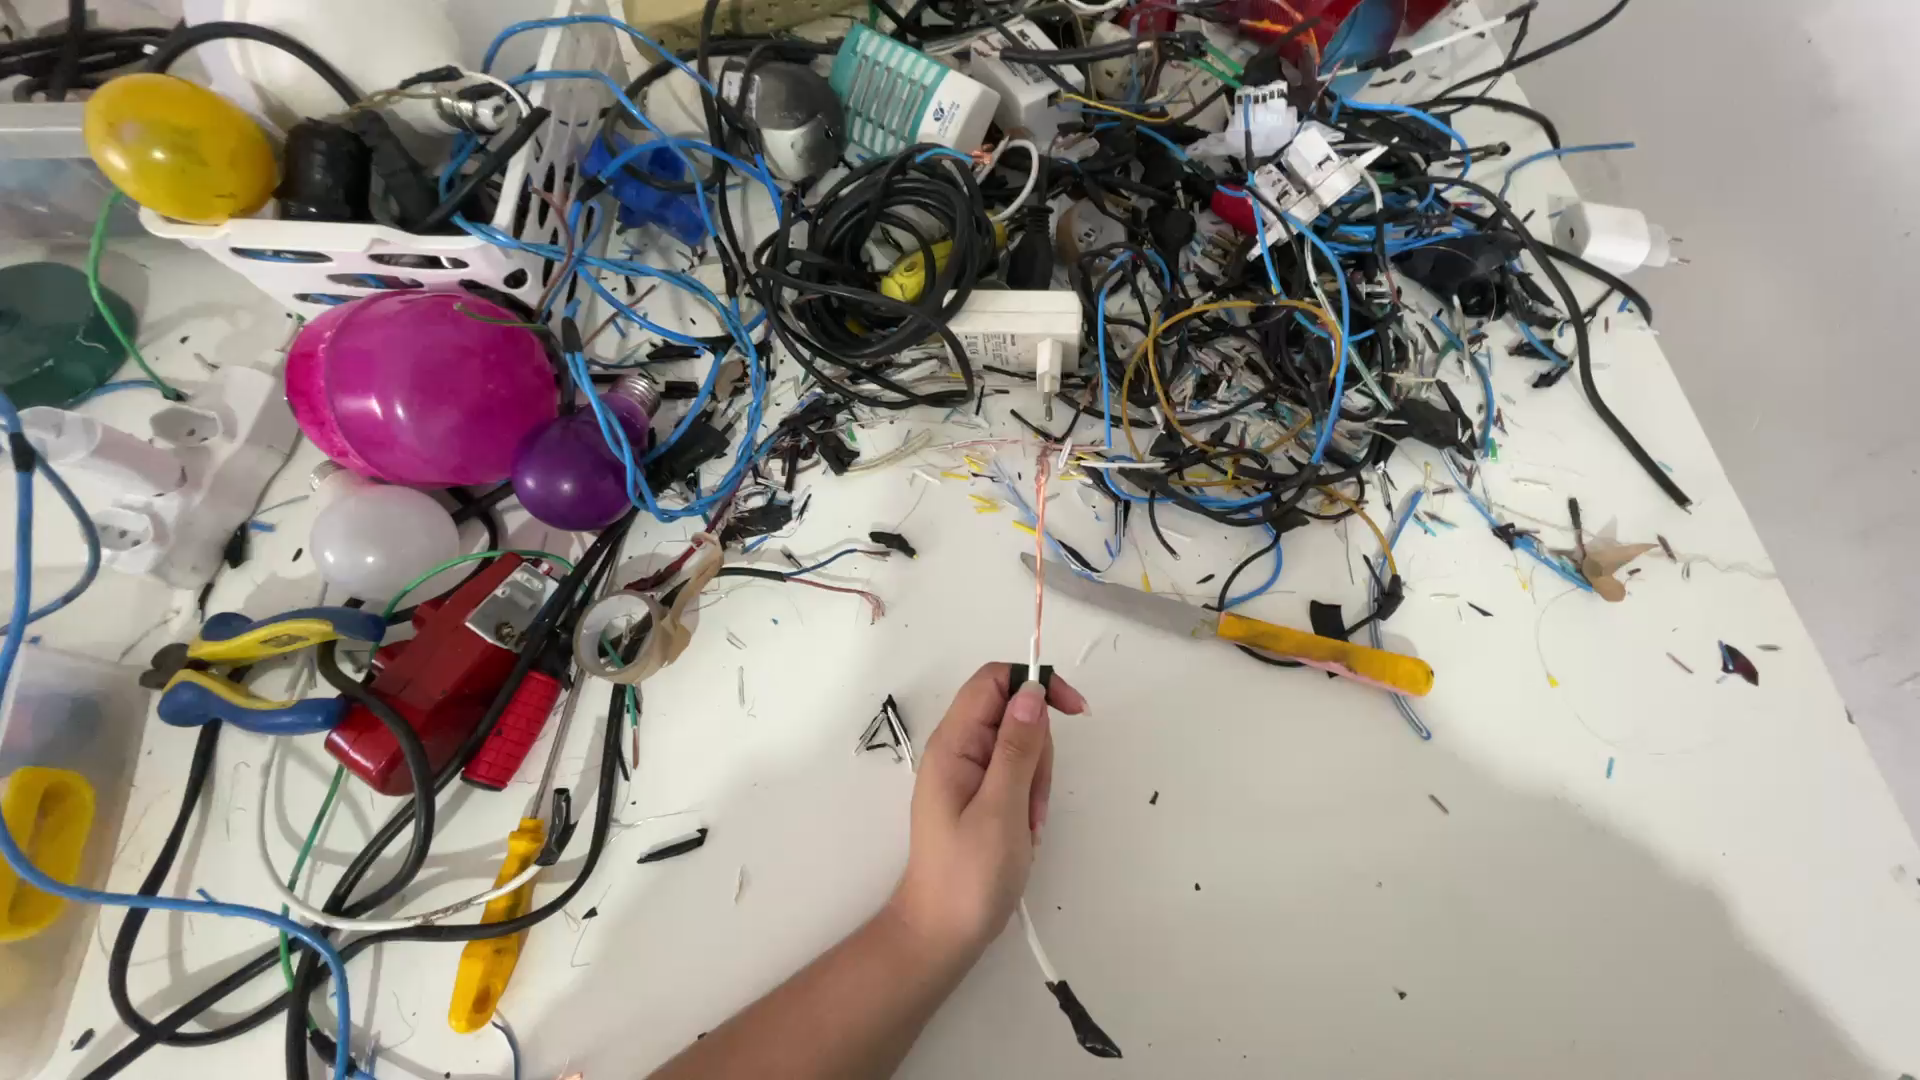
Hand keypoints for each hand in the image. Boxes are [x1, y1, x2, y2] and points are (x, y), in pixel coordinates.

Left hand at [885, 663, 1087, 963]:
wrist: (943, 932)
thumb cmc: (969, 874)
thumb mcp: (1001, 807)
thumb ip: (1017, 747)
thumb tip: (1031, 690)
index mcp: (954, 742)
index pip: (993, 680)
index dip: (1035, 683)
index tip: (1074, 710)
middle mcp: (959, 747)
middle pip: (1013, 713)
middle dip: (1038, 751)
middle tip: (1033, 800)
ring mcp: (969, 771)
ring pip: (1021, 745)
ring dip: (1037, 781)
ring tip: (1027, 825)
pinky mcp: (980, 793)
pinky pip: (1016, 774)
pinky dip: (1030, 797)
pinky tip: (1025, 830)